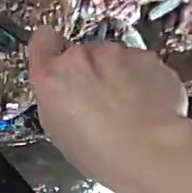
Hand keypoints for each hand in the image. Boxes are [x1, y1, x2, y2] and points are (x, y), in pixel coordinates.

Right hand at [28, 29, 191, 192]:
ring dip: (118, 76)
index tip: (57, 60)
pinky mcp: (147, 57)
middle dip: (90, 72)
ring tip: (127, 110)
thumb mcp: (58, 131)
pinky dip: (143, 81)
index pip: (43, 41)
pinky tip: (146, 108)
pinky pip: (141, 65)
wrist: (148, 150)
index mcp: (51, 77)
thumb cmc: (100, 151)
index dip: (52, 50)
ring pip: (114, 58)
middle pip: (82, 54)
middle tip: (100, 103)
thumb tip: (66, 91)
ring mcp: (117, 53)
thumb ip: (57, 97)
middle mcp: (81, 57)